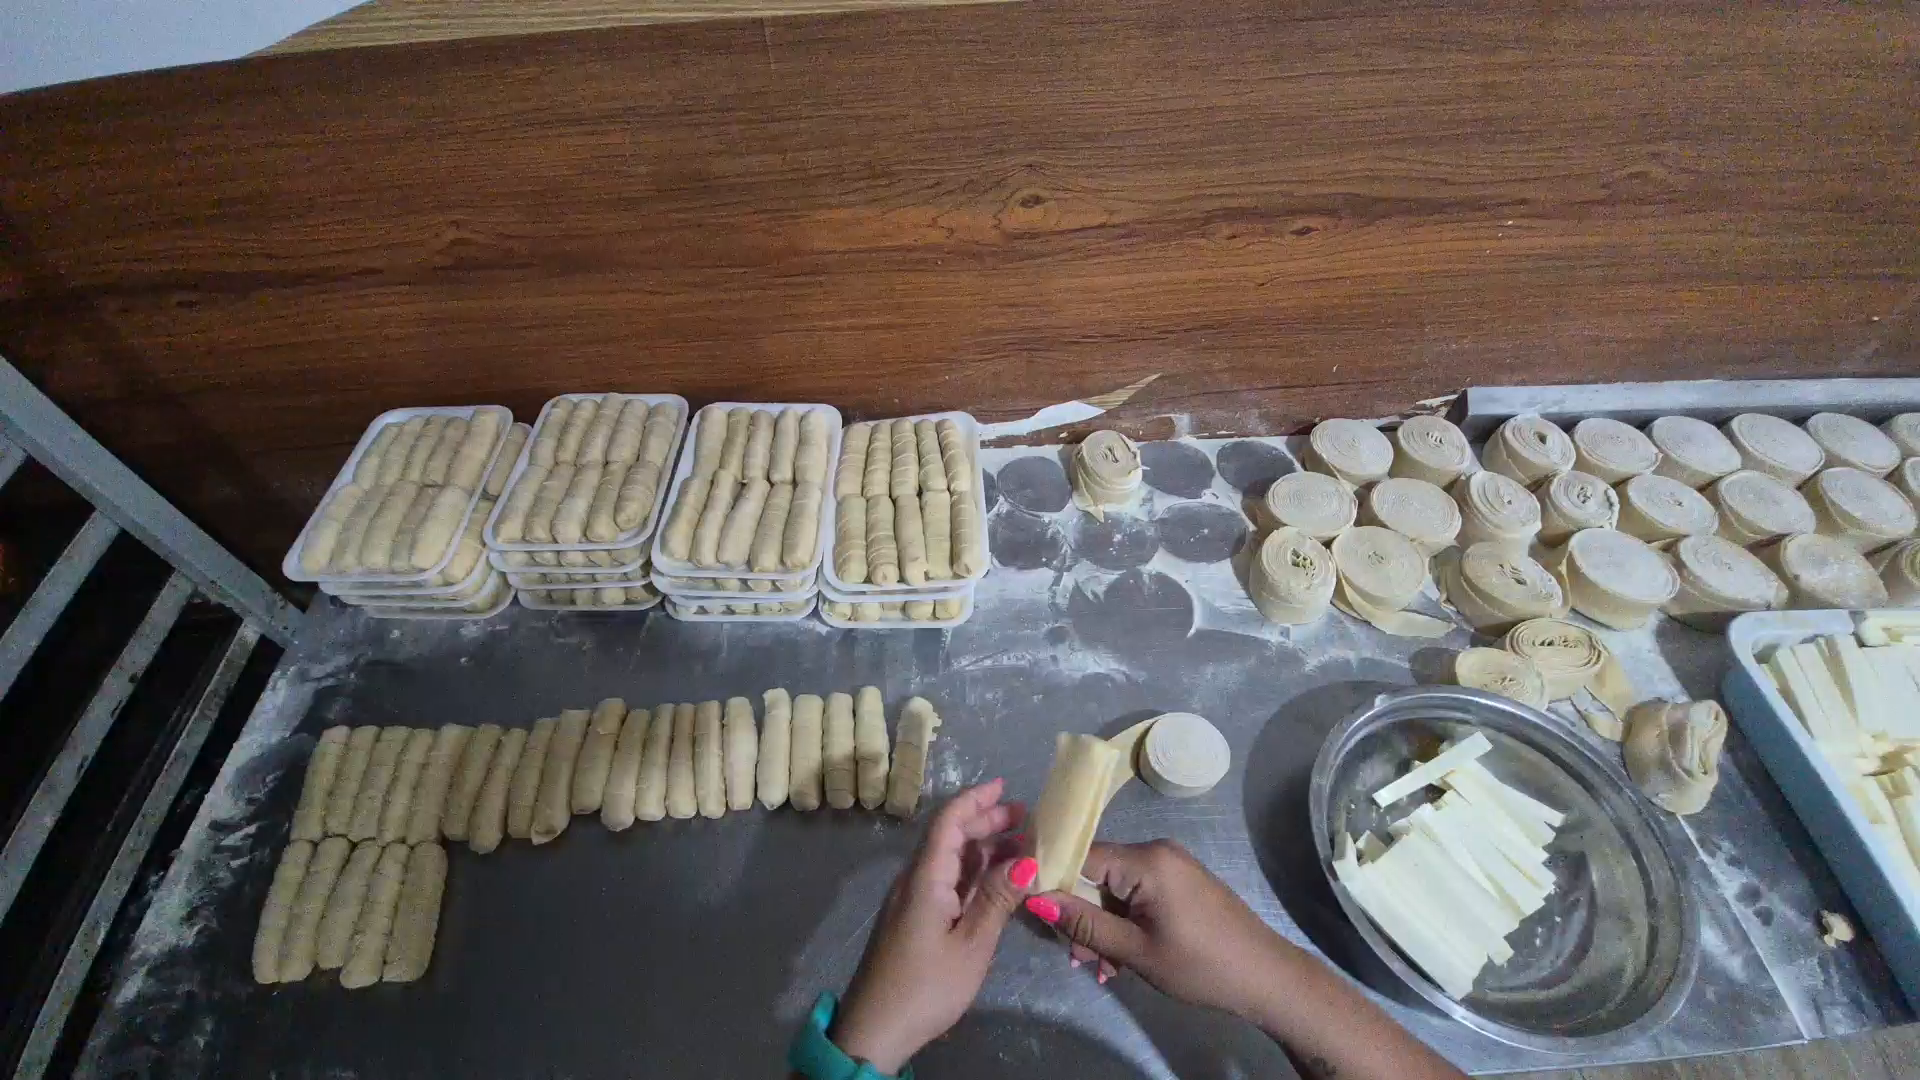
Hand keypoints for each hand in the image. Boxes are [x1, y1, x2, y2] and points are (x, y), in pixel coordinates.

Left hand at [831, 779, 1034, 1073]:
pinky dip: (974, 872)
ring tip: (1021, 845)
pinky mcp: (915, 918)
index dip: (975, 799)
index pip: (948, 821)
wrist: (874, 1031)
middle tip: (1025, 817)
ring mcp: (914, 899)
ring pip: (950, 859)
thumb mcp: (971, 944)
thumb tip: (1027, 859)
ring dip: (983, 847)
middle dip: (986, 820)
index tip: (1004, 786)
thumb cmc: (926, 986)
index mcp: (925, 877)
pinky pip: (947, 880)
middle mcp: (916, 878)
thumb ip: (997, 898)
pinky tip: (998, 879)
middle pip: (950, 836)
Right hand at [1024, 839, 1292, 1021]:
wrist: (1268, 978)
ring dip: (1103, 921)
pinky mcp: (1179, 878)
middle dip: (1082, 913)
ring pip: (1115, 884)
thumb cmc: (1202, 966)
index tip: (1036, 910)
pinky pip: (1136, 889)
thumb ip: (1085, 924)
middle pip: (1097, 871)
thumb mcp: (1137, 951)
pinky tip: (1124, 953)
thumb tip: (1035, 897)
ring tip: (1103, 967)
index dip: (1054, 880)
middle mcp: (1156, 849)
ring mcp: (1170, 862)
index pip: (1081, 855)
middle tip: (1079, 958)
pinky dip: (1124, 916)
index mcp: (1146, 859)